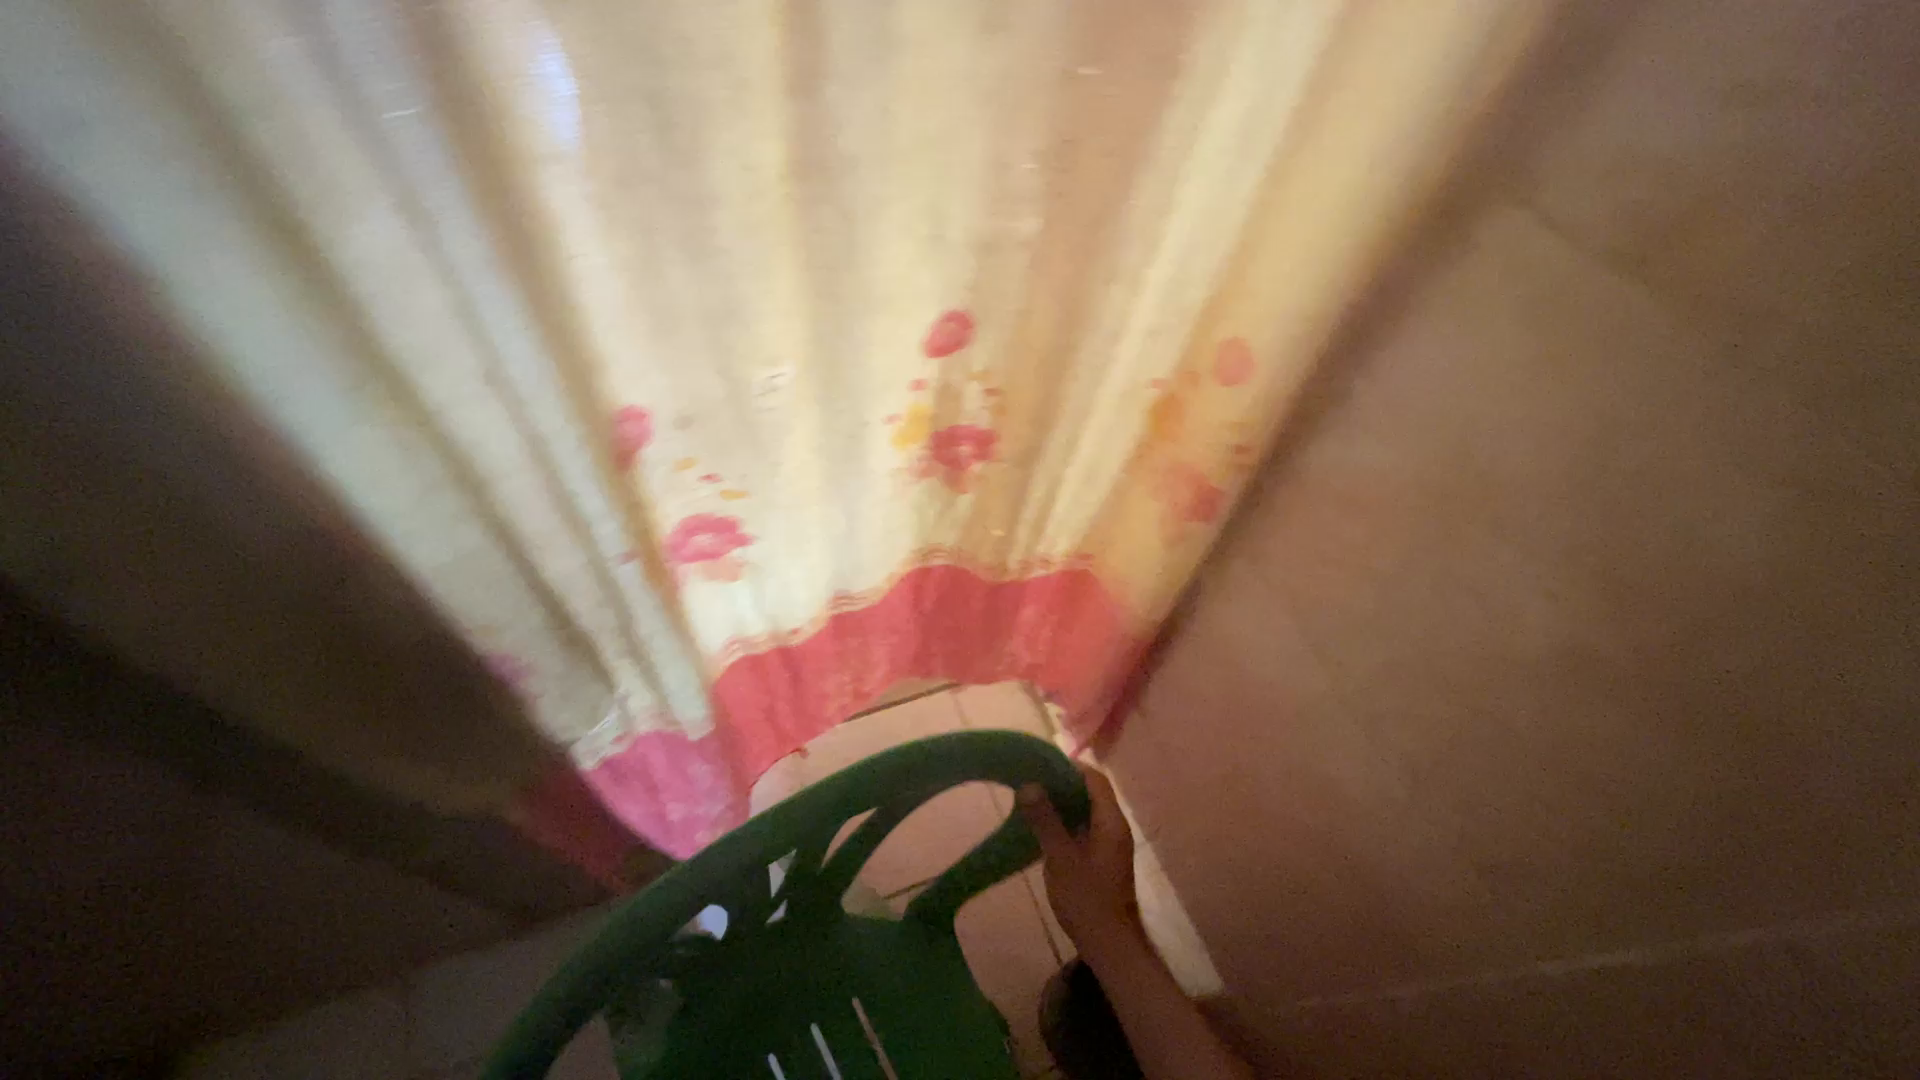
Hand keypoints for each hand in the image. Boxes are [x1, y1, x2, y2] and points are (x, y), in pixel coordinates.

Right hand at [1019, 761, 1140, 950]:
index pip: (1095, 779)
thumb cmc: (1086, 899)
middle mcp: (1115, 828)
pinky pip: (1084, 829)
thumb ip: (1045, 820)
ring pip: (1087, 812)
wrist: (1109, 945)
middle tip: (1031, 780)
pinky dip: (1066, 823)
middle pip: (1092, 793)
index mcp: (1110, 822)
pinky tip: (1043, 830)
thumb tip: (1029, 784)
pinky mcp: (1103, 860)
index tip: (1041, 763)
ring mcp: (1110, 845)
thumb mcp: (1060, 858)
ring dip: (1063, 804)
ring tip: (1032, 800)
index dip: (1070, 767)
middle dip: (1063, 784)